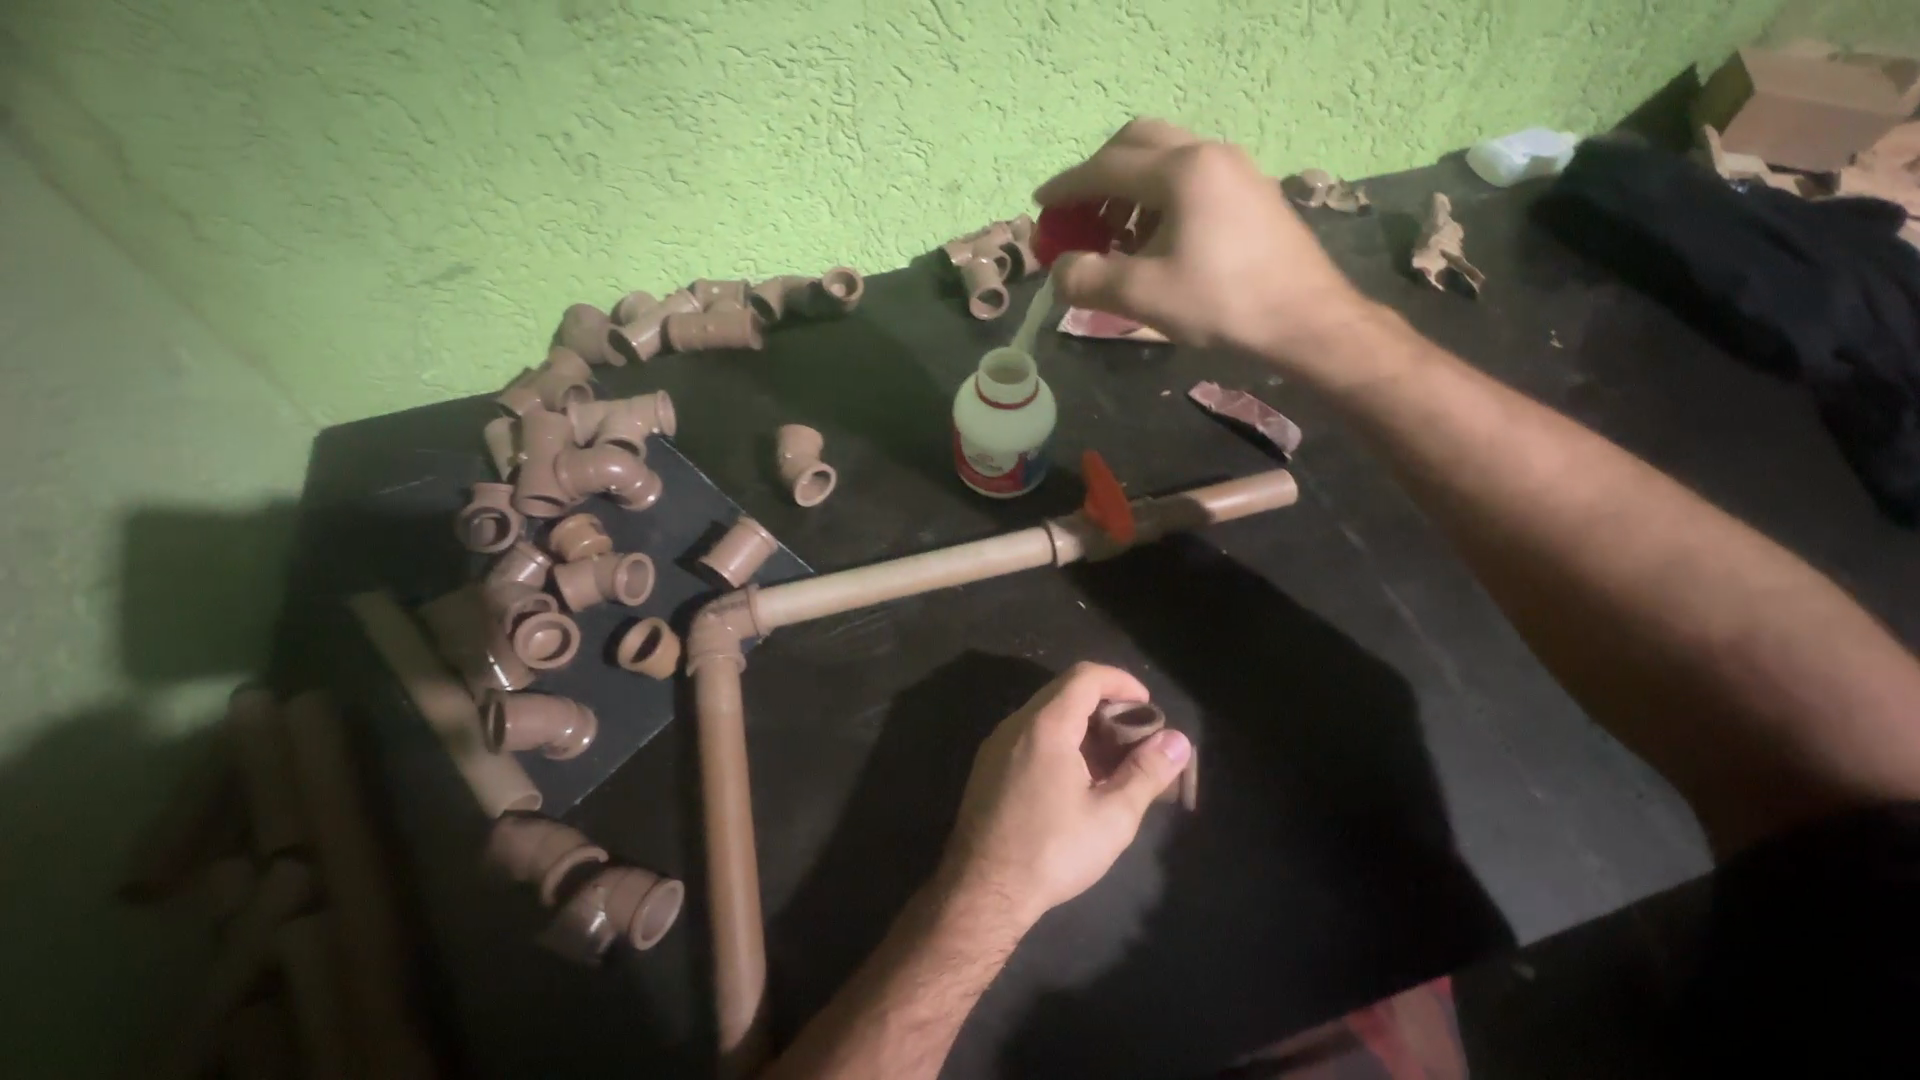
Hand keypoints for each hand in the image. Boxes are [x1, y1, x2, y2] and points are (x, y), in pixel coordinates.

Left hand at [939, 663, 1192, 927]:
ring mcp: (996, 746)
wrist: (982, 889)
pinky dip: (1058, 741)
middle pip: (1063, 692)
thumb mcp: (1112, 816)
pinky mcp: (986, 769)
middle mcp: (1015, 725)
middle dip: (1105, 704)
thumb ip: (1147, 773)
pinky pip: (1028, 736)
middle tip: (1136, 735)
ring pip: (1044, 715)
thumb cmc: (1052, 851)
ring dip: (1081, 725)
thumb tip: (1178, 741)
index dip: (1120, 682)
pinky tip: (1077, 779)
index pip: (1085, 677)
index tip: (1147, 705)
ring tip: (1112, 760)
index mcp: (1045, 726)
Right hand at [1035, 118, 1375, 373]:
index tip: (1040, 206)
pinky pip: (1192, 176)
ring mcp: (1237, 169)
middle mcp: (1209, 154)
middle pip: (1138, 142)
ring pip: (1167, 157)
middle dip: (1100, 174)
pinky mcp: (1252, 192)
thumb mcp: (1143, 297)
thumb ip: (1088, 279)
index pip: (1106, 168)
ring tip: (1115, 233)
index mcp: (1181, 172)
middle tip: (1080, 213)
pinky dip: (1160, 195)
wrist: (1306, 320)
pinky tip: (1156, 239)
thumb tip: (1060, 269)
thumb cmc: (1222, 305)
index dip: (1067, 188)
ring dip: (1130, 186)